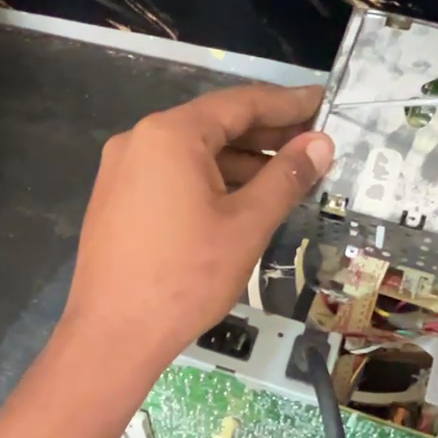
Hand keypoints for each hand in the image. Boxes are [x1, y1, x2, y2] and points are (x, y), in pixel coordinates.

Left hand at [59, 83, 333, 372]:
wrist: (114, 334)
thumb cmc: (186, 277)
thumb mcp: (246, 225)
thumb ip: (286, 178)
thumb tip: (321, 144)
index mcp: (170, 135)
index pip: (239, 103)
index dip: (288, 104)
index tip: (324, 104)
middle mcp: (140, 140)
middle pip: (214, 126)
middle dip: (266, 135)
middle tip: (314, 144)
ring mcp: (122, 171)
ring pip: (193, 154)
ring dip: (240, 162)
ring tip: (287, 176)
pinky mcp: (116, 201)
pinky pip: (172, 177)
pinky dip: (210, 181)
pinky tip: (242, 200)